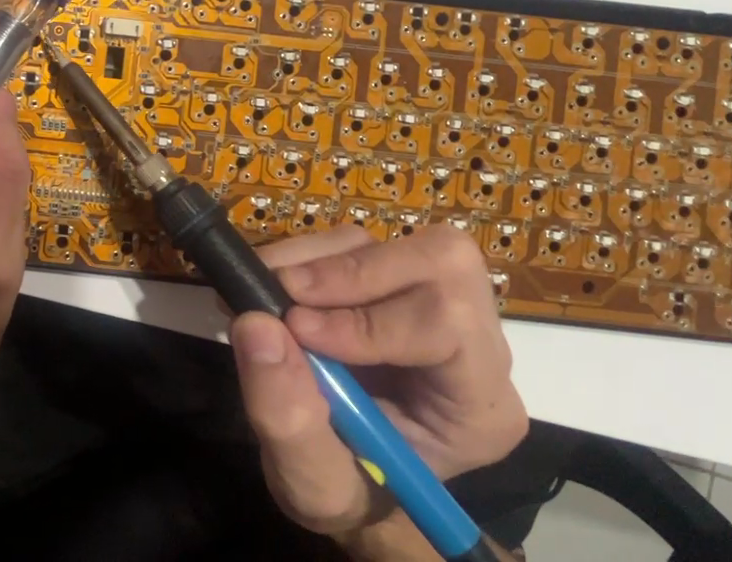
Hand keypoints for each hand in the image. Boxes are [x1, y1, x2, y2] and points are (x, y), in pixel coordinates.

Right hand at [229, 225, 526, 542]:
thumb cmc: (342, 490)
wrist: (339, 474)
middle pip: (438, 263)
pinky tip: (268, 290)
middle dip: (347, 271)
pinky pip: (348, 242)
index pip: (450, 326)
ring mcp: (429, 302)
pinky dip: (297, 256)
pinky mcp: (386, 280)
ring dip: (311, 262)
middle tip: (278, 293)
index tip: (297, 331)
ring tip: (259, 294)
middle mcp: (472, 344)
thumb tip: (254, 324)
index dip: (369, 319)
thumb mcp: (311, 483)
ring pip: (386, 242)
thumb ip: (287, 415)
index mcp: (476, 406)